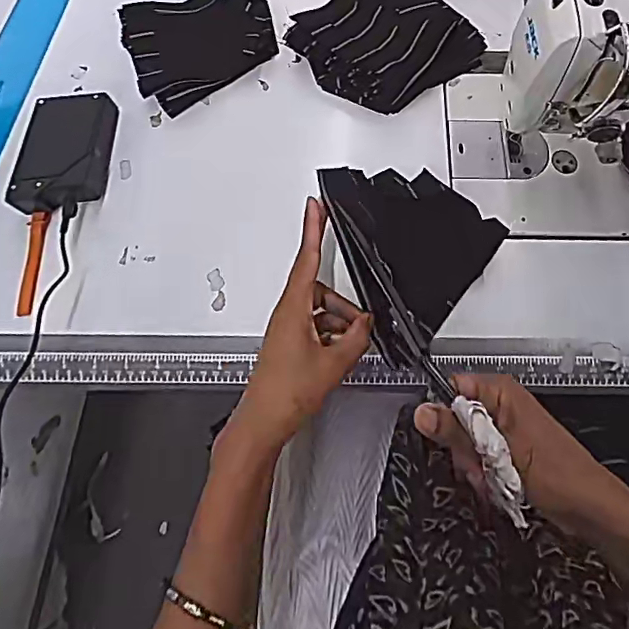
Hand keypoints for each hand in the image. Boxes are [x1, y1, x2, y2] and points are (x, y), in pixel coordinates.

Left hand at [224, 198, 371, 461]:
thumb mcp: (333, 363)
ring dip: (338, 326)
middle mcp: (287, 313)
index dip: (313, 228)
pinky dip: (331, 338)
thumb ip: (356, 337)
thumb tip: (366, 325)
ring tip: (346, 351)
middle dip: (344, 306)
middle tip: (359, 326)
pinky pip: (315, 327)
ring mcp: (286, 328)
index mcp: (293, 307)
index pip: (306, 257)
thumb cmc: (284, 394)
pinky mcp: (288, 342)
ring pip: (321, 311)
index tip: (315, 206)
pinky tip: (338, 358)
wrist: (262, 422)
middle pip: (322, 291)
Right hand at [414, 374, 628, 540]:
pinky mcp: (508, 449)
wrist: (591, 508)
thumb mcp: (499, 454)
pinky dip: (484, 475)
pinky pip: (480, 457)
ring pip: (466, 442)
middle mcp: (502, 403)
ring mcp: (505, 427)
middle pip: (455, 418)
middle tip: (478, 468)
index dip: (445, 417)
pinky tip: (498, 486)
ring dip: (473, 467)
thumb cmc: (559, 475)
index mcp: (500, 390)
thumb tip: (423, 413)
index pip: (450, 389)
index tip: (451, 442)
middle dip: (461, 450)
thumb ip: (458, 432)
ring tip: (493, 481)